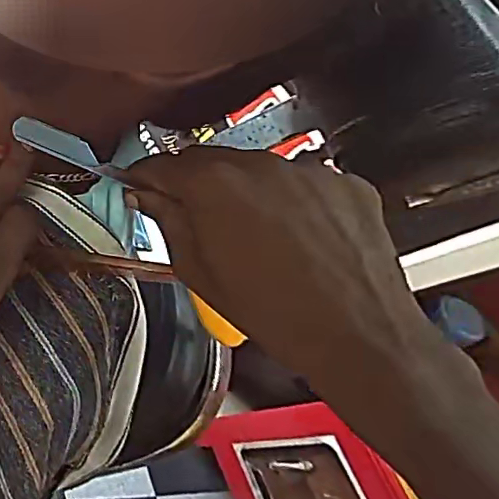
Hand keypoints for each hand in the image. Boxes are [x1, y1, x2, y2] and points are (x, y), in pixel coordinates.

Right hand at [118, 148, 453, 413]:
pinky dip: (286, 198)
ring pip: (252, 168)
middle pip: (206, 160)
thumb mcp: (196, 270)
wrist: (359, 338)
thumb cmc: (278, 313)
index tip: (139, 185)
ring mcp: (305, 172)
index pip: (159, 164)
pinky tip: (288, 233)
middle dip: (192, 183)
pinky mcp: (343, 184)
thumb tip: (150, 198)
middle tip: (188, 213)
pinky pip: (297, 180)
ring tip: (247, 232)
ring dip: (241, 190)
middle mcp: (258, 167)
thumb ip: (166, 221)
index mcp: (213, 185)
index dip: (143, 177)